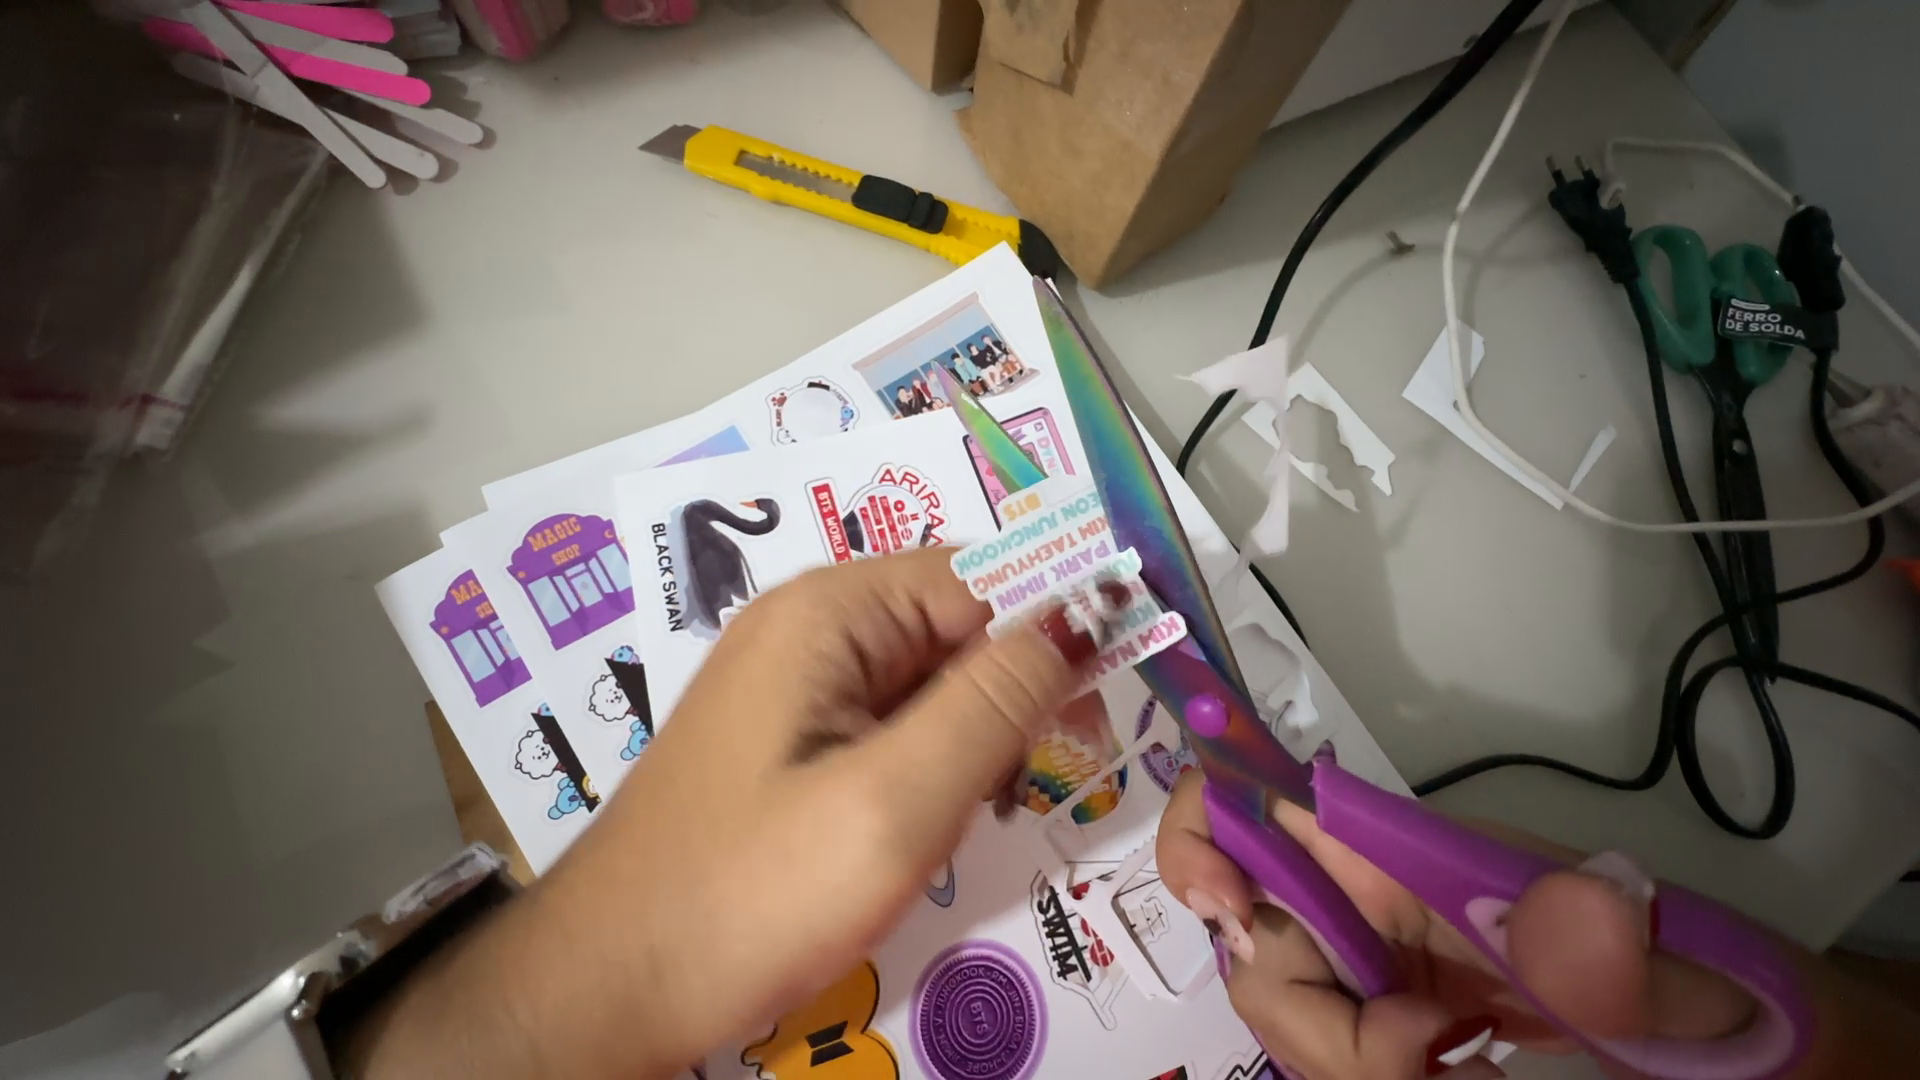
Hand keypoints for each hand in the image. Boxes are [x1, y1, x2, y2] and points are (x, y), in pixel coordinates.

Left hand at [353, 548, 1106, 1079]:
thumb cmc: (750, 896)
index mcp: (830, 610)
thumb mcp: (897, 799)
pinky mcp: (794, 731)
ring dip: (968, 737)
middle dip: (1003, 695)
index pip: (978, 577)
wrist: (605, 993)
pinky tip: (917, 822)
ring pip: (931, 677)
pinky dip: (929, 762)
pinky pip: (894, 719)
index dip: (1052, 621)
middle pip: (955, 624)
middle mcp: (812, 624)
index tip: (1108, 691)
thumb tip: (1082, 609)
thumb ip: (998, 698)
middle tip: (1008, 783)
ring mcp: (798, 679)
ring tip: (955, 814)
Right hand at [1156, 770, 1759, 1078]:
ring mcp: (1344, 953)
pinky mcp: (1360, 1010)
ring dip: (1341, 1055)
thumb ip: (1611, 948)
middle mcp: (1335, 887)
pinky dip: (1360, 1067)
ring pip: (1272, 998)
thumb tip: (1572, 913)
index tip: (1225, 903)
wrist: (1684, 1025)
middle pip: (1241, 930)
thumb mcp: (1648, 954)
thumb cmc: (1653, 962)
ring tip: (1457, 1063)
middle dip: (1304, 1011)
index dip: (1197, 834)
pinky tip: (1443, 1069)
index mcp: (1370, 841)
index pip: (1239, 797)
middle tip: (1421, 1052)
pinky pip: (1316, 1043)